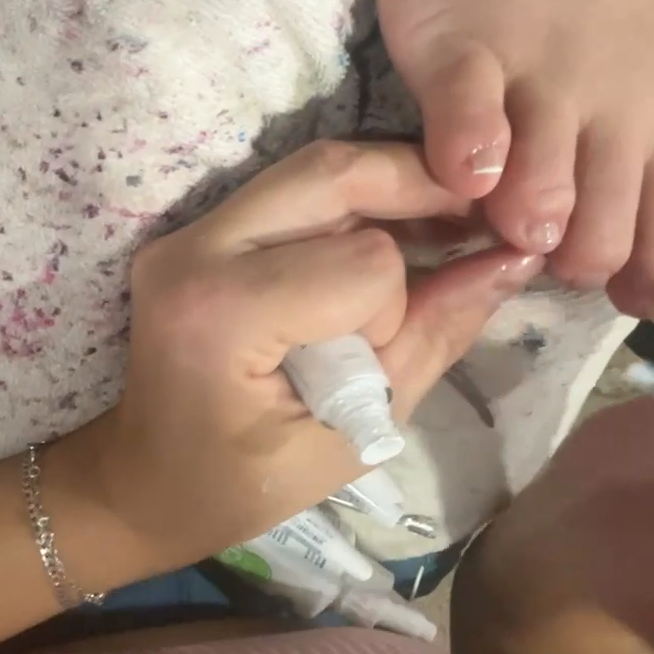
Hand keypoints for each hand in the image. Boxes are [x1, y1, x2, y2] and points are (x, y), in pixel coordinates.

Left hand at [60, 141, 542, 572]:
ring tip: (432, 227)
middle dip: (415, 188)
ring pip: (309, 169)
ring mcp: (183, 234)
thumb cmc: (240, 484)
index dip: (395, 302)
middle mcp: (191, 251)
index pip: (361, 262)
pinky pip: (286, 191)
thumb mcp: (352, 434)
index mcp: (221, 313)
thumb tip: (511, 259)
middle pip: (329, 171)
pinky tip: (379, 235)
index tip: (378, 349)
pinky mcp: (190, 232)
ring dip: (383, 189)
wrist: (143, 478)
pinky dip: (345, 204)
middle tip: (468, 221)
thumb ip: (430, 339)